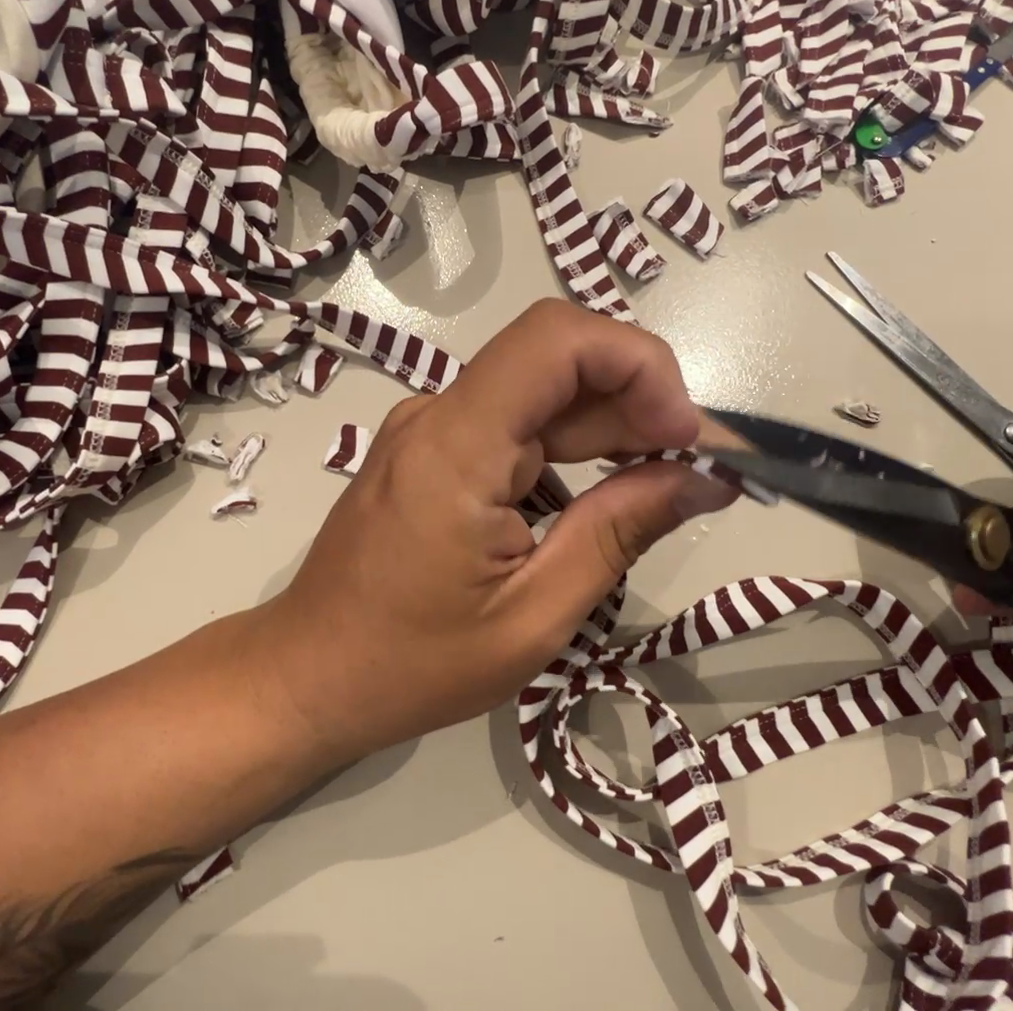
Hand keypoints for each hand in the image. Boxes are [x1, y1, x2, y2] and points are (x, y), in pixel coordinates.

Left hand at [251, 300, 738, 763]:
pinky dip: (568, 450)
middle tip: (701, 468)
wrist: (310, 675)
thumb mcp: (533, 615)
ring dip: (610, 427)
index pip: (557, 339)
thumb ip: (618, 534)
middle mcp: (437, 417)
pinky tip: (605, 494)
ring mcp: (428, 432)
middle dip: (639, 402)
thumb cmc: (413, 665)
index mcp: (456, 448)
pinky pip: (511, 427)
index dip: (638, 364)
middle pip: (555, 362)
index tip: (685, 436)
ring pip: (538, 394)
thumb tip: (702, 478)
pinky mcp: (429, 454)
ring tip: (666, 485)